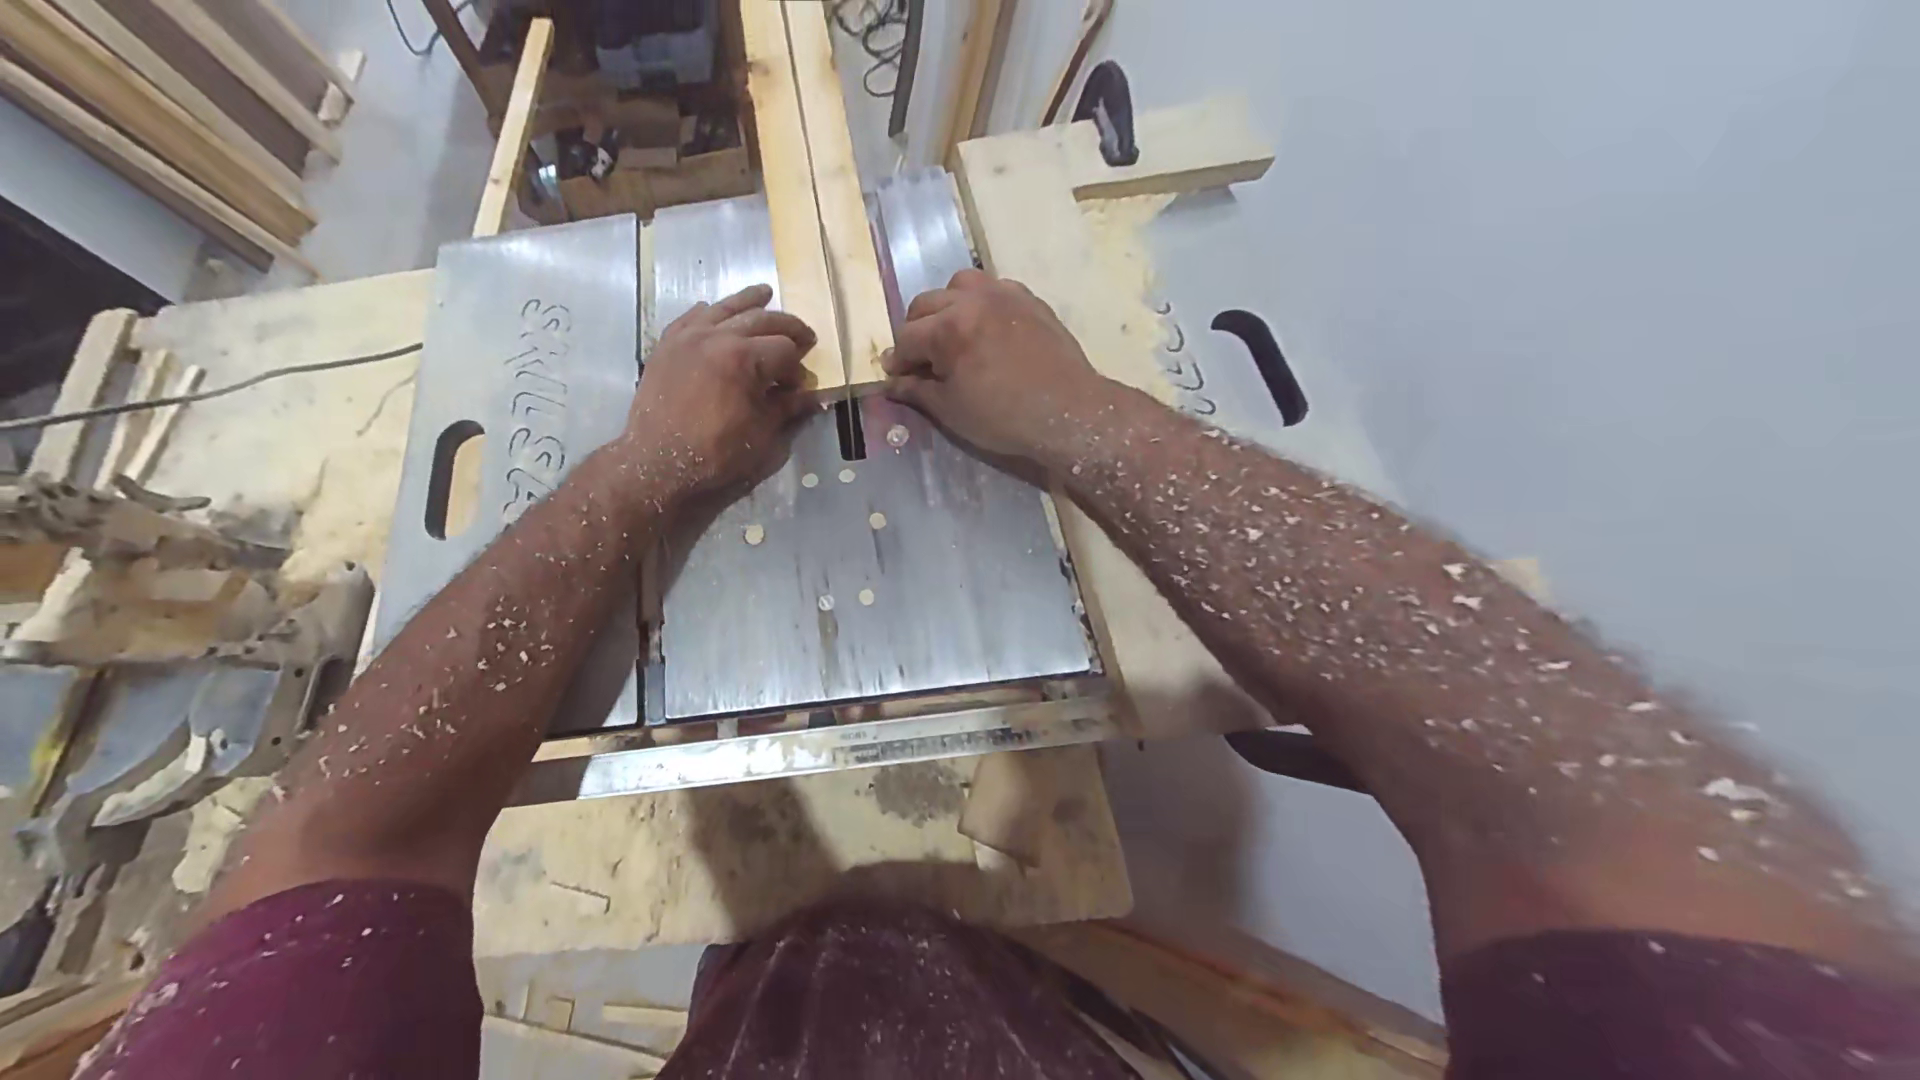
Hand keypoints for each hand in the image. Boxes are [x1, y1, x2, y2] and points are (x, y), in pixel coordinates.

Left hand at [619, 284, 815, 497]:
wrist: (658, 463)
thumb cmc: (717, 455)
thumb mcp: (763, 435)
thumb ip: (788, 408)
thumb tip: (813, 396)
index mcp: (744, 359)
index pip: (785, 349)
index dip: (798, 367)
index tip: (800, 386)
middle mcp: (716, 336)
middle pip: (761, 320)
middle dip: (787, 327)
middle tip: (804, 336)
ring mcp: (688, 336)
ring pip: (725, 308)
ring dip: (750, 301)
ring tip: (765, 293)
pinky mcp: (667, 345)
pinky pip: (691, 316)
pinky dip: (709, 311)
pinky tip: (716, 310)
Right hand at [882, 269, 1107, 464]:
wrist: (1068, 412)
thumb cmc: (1004, 418)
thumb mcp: (951, 411)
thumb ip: (917, 390)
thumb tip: (891, 381)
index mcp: (948, 329)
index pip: (906, 338)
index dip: (897, 360)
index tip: (895, 375)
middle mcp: (972, 300)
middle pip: (926, 305)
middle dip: (916, 331)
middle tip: (921, 359)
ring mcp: (1003, 294)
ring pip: (958, 286)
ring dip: (946, 307)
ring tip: (952, 335)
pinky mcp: (1029, 298)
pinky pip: (992, 288)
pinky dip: (979, 303)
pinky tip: (985, 328)